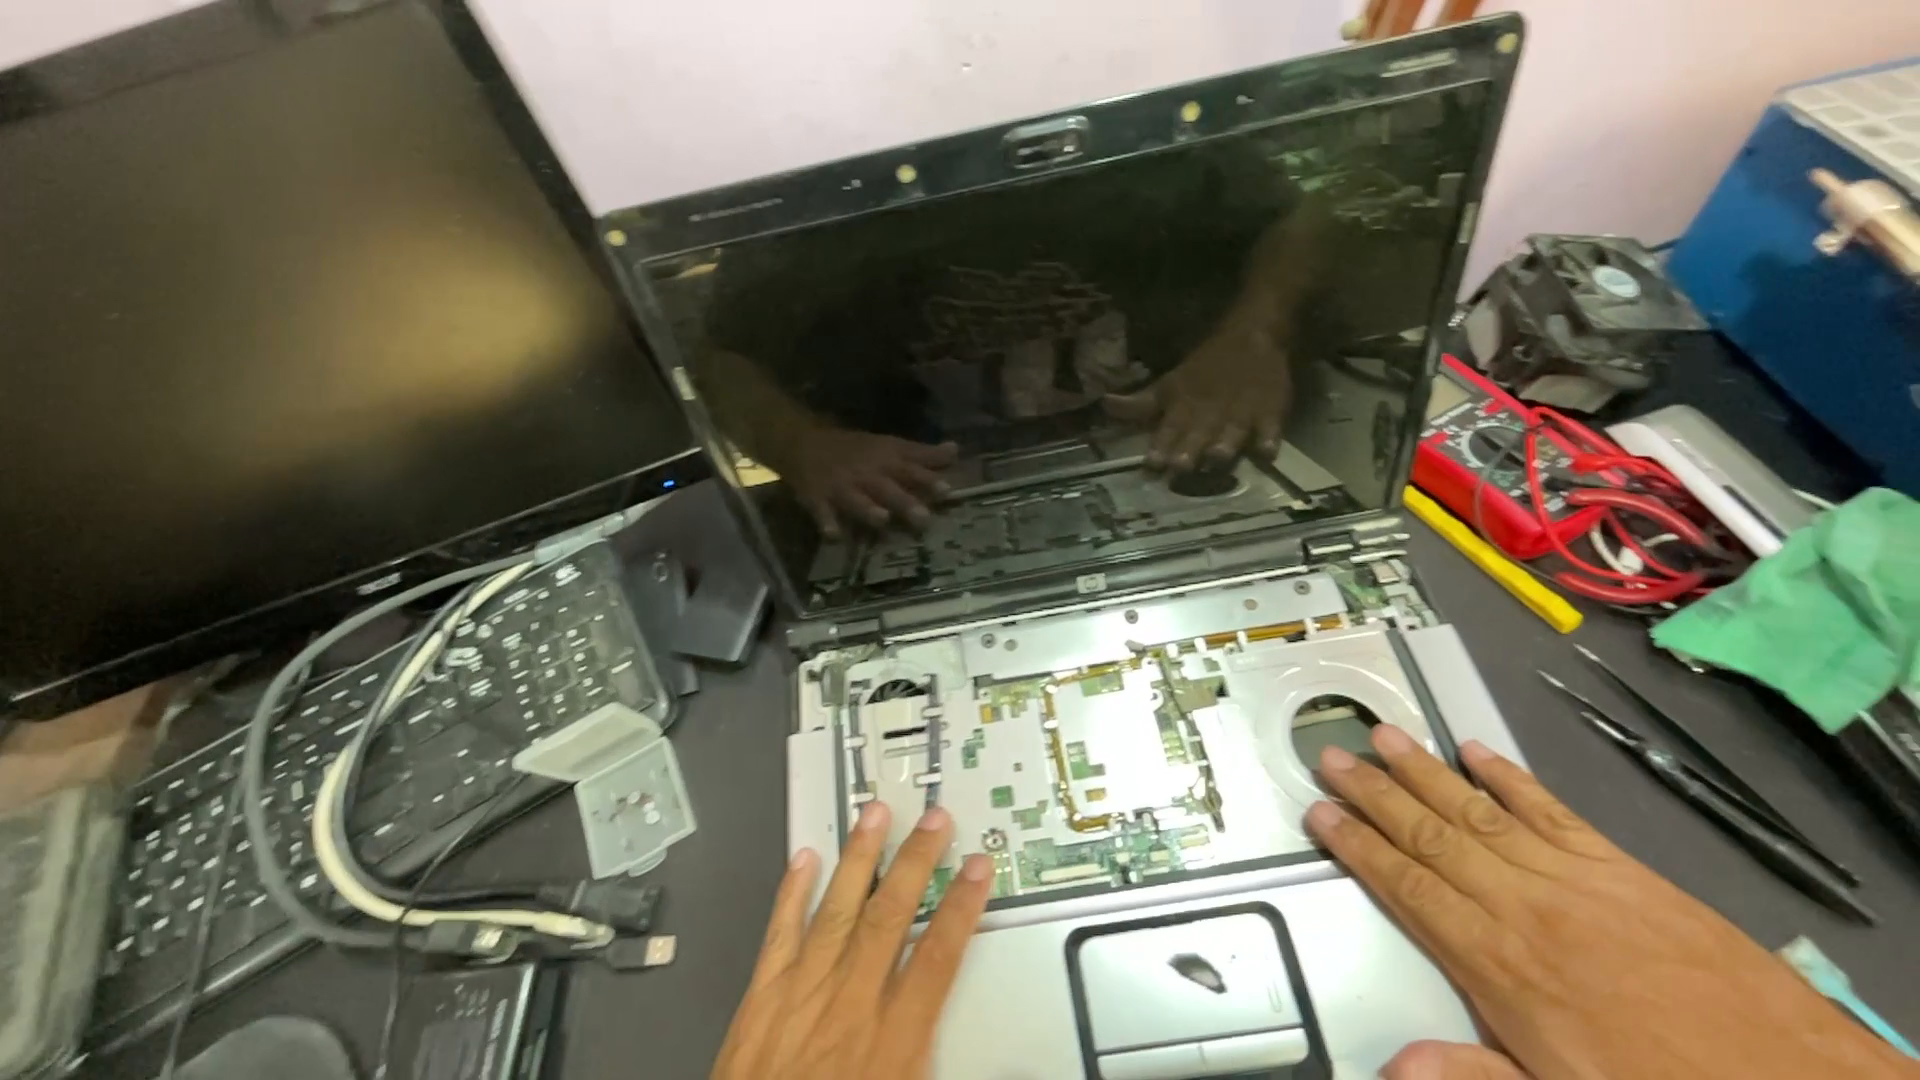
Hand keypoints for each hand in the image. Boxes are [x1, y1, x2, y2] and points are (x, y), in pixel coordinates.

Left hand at [712, 803, 992, 1079]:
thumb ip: (936, 1056)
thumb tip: (1002, 1059)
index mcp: (892, 1038)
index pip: (938, 956)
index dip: (962, 906)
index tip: (978, 868)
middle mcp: (850, 1002)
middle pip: (890, 916)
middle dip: (916, 862)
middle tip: (936, 820)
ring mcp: (803, 991)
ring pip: (838, 910)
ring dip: (860, 859)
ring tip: (876, 814)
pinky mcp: (763, 995)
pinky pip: (779, 933)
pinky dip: (791, 894)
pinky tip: (804, 858)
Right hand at [780, 426, 957, 538]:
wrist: (803, 443)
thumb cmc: (855, 449)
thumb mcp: (889, 445)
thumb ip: (921, 453)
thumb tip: (955, 451)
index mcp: (884, 459)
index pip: (909, 468)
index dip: (928, 479)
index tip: (948, 491)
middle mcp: (865, 473)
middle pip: (886, 488)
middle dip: (904, 501)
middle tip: (923, 518)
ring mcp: (840, 486)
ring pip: (856, 499)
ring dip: (867, 509)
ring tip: (882, 520)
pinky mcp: (817, 499)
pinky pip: (822, 512)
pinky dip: (827, 523)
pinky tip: (834, 536)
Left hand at [1103, 323, 1291, 470]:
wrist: (1251, 335)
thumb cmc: (1204, 368)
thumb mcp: (1169, 384)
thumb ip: (1139, 404)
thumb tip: (1104, 404)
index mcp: (1184, 408)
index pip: (1168, 431)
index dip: (1160, 448)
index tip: (1151, 464)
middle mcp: (1209, 415)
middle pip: (1198, 435)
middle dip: (1189, 450)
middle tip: (1180, 466)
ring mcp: (1241, 414)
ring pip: (1232, 433)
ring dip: (1223, 446)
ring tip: (1216, 459)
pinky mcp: (1271, 411)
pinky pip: (1271, 427)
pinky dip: (1269, 438)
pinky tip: (1267, 452)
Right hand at [1307, 727, 1913, 1079]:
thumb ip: (1473, 1075)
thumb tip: (1393, 1066)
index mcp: (1498, 963)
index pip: (1406, 886)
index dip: (1357, 846)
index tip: (1320, 813)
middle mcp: (1521, 906)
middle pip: (1430, 835)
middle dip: (1373, 793)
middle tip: (1331, 755)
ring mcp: (1570, 878)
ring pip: (1478, 811)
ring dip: (1425, 771)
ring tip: (1383, 735)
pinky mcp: (1618, 867)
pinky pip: (1551, 811)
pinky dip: (1510, 779)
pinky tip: (1477, 750)